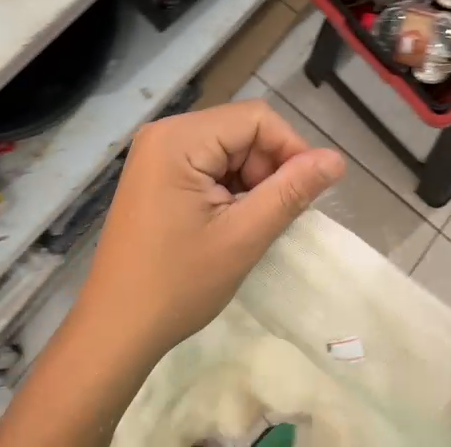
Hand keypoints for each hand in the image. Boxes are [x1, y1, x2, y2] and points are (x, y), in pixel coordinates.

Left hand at [78, 100, 346, 357]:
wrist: (114, 331)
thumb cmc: (177, 284)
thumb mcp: (243, 237)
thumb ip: (291, 190)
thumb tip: (336, 159)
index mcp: (179, 138)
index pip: (257, 118)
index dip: (291, 149)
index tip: (307, 193)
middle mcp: (165, 132)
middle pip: (242, 130)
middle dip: (268, 168)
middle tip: (272, 218)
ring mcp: (158, 153)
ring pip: (230, 148)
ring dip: (251, 181)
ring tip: (248, 226)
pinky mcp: (157, 174)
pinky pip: (210, 164)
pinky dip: (230, 189)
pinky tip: (228, 224)